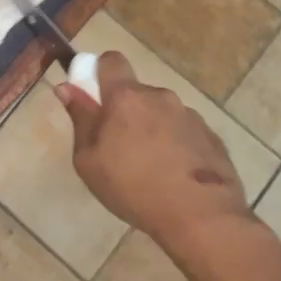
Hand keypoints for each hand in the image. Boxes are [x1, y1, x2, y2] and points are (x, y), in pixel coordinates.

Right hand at [55, 51, 249, 254]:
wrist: (203, 219)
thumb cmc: (133, 187)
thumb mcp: (89, 159)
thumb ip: (80, 119)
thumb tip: (66, 88)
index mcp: (126, 98)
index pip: (111, 60)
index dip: (99, 71)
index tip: (93, 96)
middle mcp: (161, 98)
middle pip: (136, 93)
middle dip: (125, 111)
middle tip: (117, 146)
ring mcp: (191, 117)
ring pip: (161, 114)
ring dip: (152, 129)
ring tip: (150, 168)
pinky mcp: (213, 139)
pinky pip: (185, 133)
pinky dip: (176, 146)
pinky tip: (174, 176)